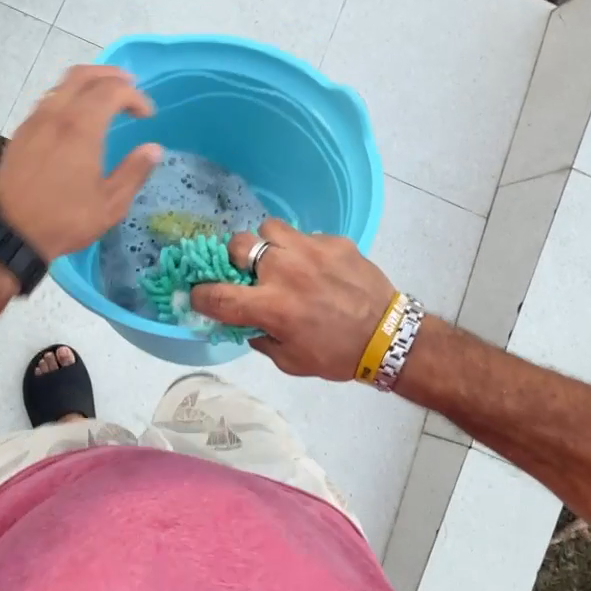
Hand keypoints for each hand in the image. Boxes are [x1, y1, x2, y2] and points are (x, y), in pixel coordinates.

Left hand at [0, 66, 162, 260]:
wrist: (12, 232)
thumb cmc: (65, 220)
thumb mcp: (110, 204)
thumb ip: (134, 172)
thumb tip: (154, 149)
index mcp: (81, 128)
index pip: (112, 91)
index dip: (135, 97)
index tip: (147, 115)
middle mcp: (55, 115)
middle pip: (83, 76)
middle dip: (110, 76)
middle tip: (129, 86)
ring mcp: (34, 122)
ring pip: (61, 85)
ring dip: (87, 84)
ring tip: (104, 98)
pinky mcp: (21, 134)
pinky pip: (47, 101)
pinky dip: (67, 97)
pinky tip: (74, 117)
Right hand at [190, 219, 396, 380]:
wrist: (390, 337)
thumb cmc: (336, 355)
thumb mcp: (290, 361)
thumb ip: (261, 337)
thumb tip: (246, 322)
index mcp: (270, 306)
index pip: (216, 295)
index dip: (200, 295)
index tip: (200, 295)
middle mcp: (284, 271)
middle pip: (238, 245)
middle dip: (235, 258)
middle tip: (248, 272)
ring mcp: (310, 250)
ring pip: (270, 229)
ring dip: (269, 244)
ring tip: (282, 260)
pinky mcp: (334, 241)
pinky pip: (306, 237)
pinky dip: (304, 251)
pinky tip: (318, 268)